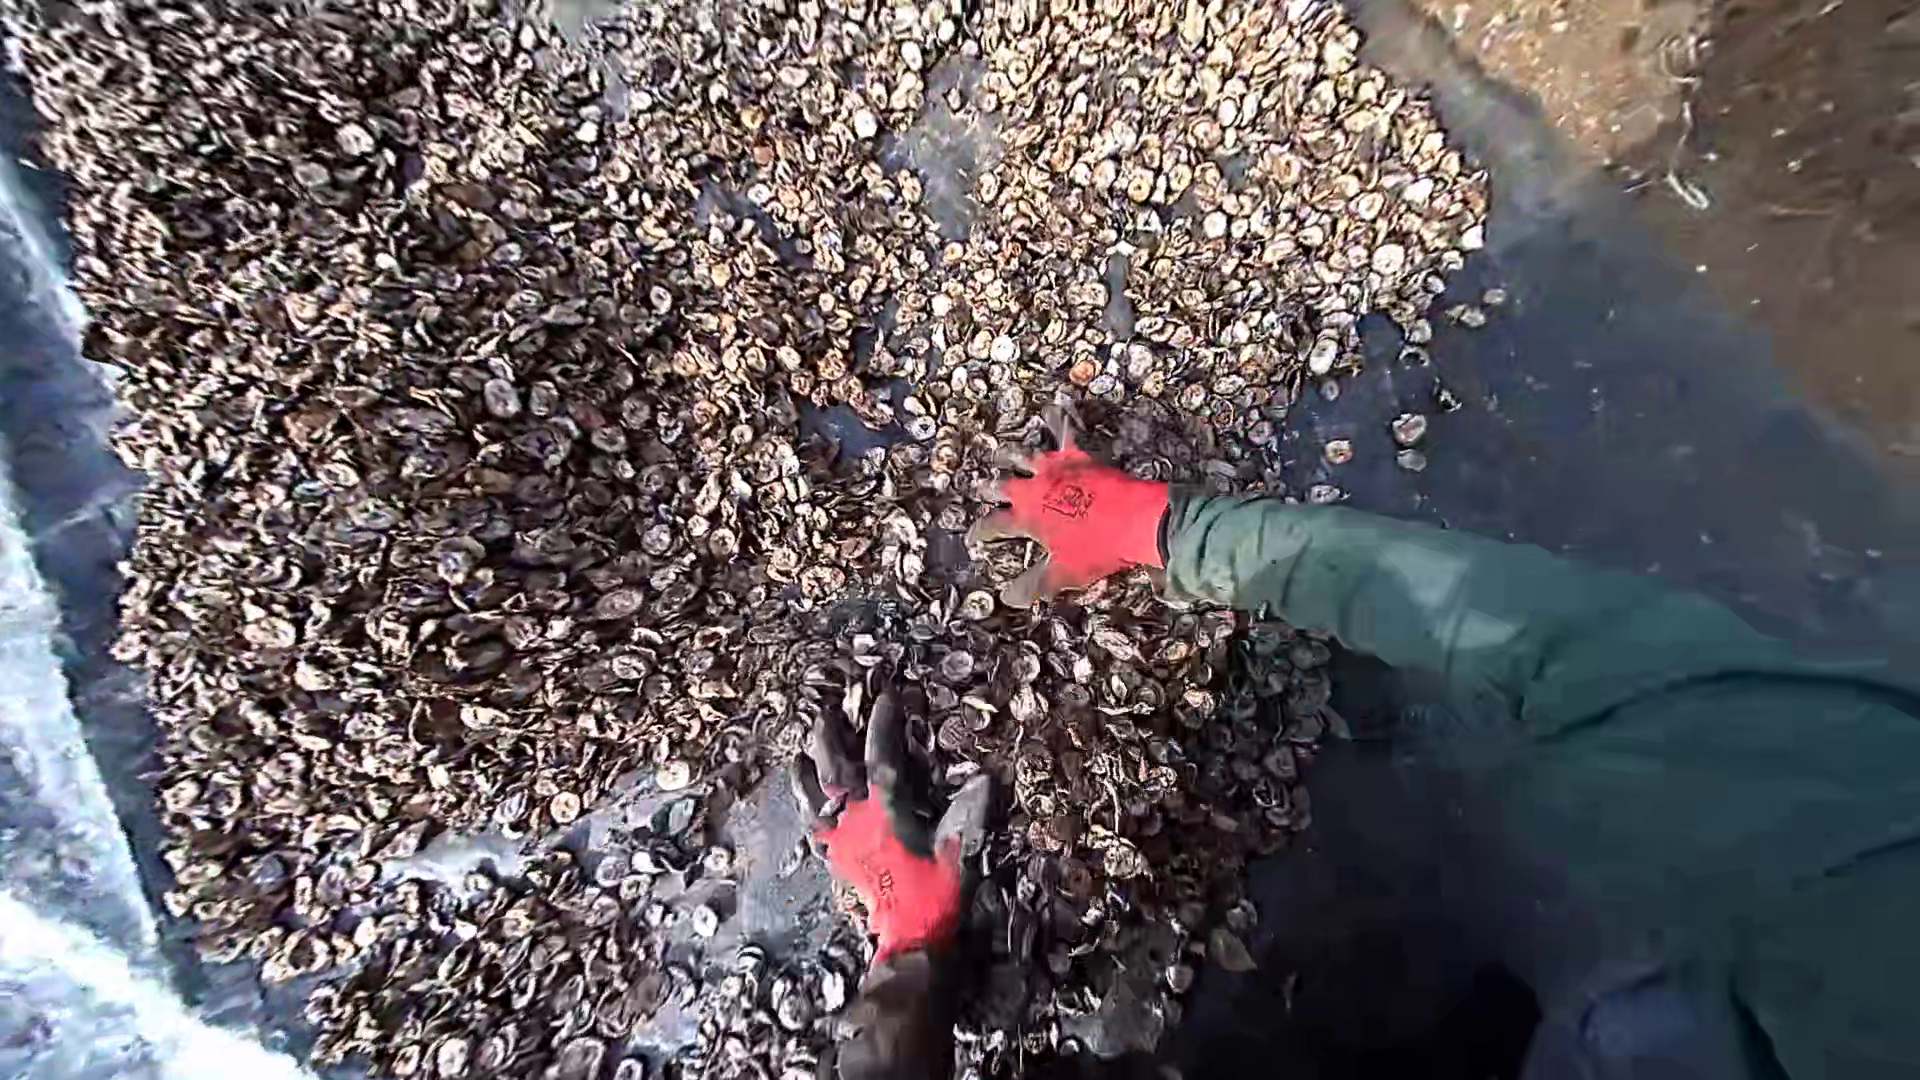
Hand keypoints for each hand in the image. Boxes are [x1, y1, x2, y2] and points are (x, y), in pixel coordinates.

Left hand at [792, 686, 991, 961]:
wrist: (911, 939)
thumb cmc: (935, 891)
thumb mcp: (959, 848)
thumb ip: (970, 812)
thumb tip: (987, 777)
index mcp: (887, 812)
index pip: (881, 757)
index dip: (883, 724)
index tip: (887, 697)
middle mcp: (857, 820)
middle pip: (834, 770)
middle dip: (829, 738)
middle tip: (826, 711)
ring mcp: (840, 839)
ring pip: (814, 795)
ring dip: (808, 767)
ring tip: (803, 746)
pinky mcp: (833, 856)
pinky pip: (810, 824)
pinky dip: (802, 801)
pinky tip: (799, 786)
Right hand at [967, 408, 1169, 606]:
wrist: (1132, 519)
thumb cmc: (1097, 548)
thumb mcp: (1063, 573)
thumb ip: (1033, 585)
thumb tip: (1007, 599)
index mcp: (1026, 517)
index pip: (994, 524)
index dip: (981, 531)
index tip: (973, 536)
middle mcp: (1032, 488)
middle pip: (1002, 485)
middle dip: (988, 488)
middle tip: (980, 487)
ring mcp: (1053, 467)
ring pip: (1022, 455)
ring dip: (1008, 454)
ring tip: (1000, 452)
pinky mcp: (1076, 454)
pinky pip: (1064, 429)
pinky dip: (1058, 416)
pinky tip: (1054, 405)